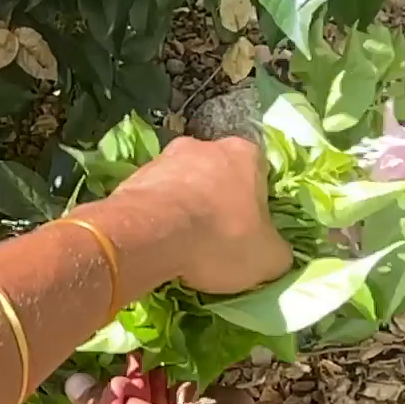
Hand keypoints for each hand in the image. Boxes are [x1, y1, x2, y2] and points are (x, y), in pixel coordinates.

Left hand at [106, 136, 290, 294]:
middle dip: (214, 202)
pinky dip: (154, 217)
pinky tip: (154, 242)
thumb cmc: (219, 238)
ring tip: (179, 244)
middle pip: (215, 176)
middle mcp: (202, 146)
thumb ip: (275, 249)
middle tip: (212, 238)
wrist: (149, 236)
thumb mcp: (268, 257)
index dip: (254, 205)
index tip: (247, 230)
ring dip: (181, 209)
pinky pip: (150, 199)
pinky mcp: (130, 178)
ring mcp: (161, 159)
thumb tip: (271, 253)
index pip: (258, 175)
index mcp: (244, 153)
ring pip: (179, 185)